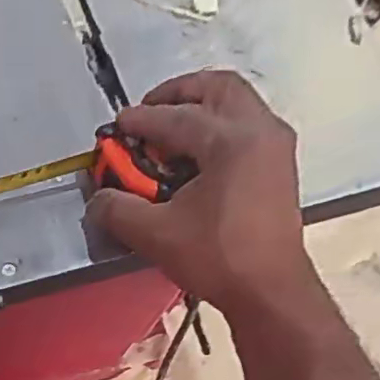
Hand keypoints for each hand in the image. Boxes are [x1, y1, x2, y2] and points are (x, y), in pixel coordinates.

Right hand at [85, 70, 315, 316]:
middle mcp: (260, 131)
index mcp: (231, 140)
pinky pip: (247, 127)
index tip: (118, 127)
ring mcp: (276, 147)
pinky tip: (197, 157)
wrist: (270, 292)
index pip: (175, 118)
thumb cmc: (219, 259)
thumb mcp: (156, 235)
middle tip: (149, 112)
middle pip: (216, 88)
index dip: (139, 121)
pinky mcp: (280, 168)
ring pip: (236, 104)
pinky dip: (219, 128)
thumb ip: (119, 210)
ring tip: (171, 133)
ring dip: (201, 108)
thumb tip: (99, 199)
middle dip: (177, 94)